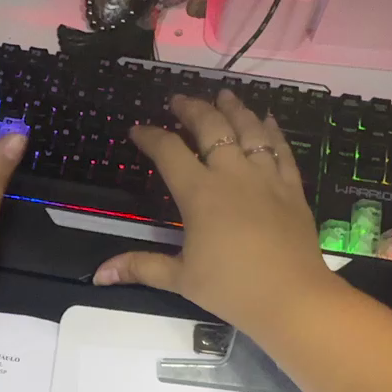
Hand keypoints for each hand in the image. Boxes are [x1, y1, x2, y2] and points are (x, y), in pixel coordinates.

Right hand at [93, 91, 340, 331]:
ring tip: (223, 95)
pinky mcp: (291, 187)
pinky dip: (271, 130)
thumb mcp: (180, 279)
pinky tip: (266, 120)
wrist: (289, 296)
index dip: (151, 137)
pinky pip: (281, 149)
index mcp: (200, 194)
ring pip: (248, 129)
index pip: (169, 153)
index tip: (137, 129)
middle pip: (211, 127)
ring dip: (233, 109)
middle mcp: (232, 174)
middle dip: (192, 110)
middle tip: (179, 100)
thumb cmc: (229, 289)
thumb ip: (141, 267)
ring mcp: (265, 177)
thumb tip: (100, 274)